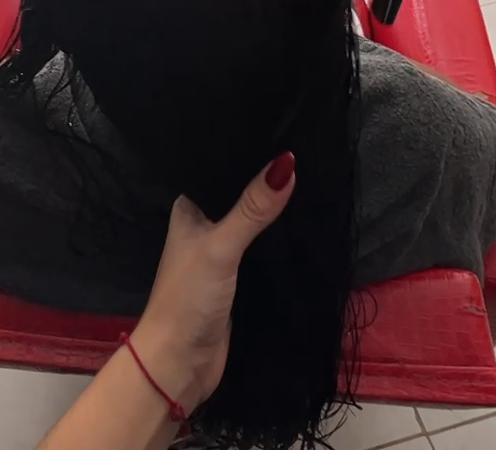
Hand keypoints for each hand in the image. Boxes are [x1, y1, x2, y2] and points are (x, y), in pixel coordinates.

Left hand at [126, 152, 296, 412]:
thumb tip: (287, 162)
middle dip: (269, 184)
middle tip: (311, 155)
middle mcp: (205, 224)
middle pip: (243, 196)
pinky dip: (281, 243)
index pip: (223, 168)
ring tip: (316, 181)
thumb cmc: (188, 298)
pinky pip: (265, 252)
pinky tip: (306, 228)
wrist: (179, 366)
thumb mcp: (221, 246)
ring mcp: (223, 253)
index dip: (250, 152)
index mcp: (191, 206)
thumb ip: (252, 209)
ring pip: (256, 224)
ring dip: (278, 214)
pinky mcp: (240, 280)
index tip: (285, 130)